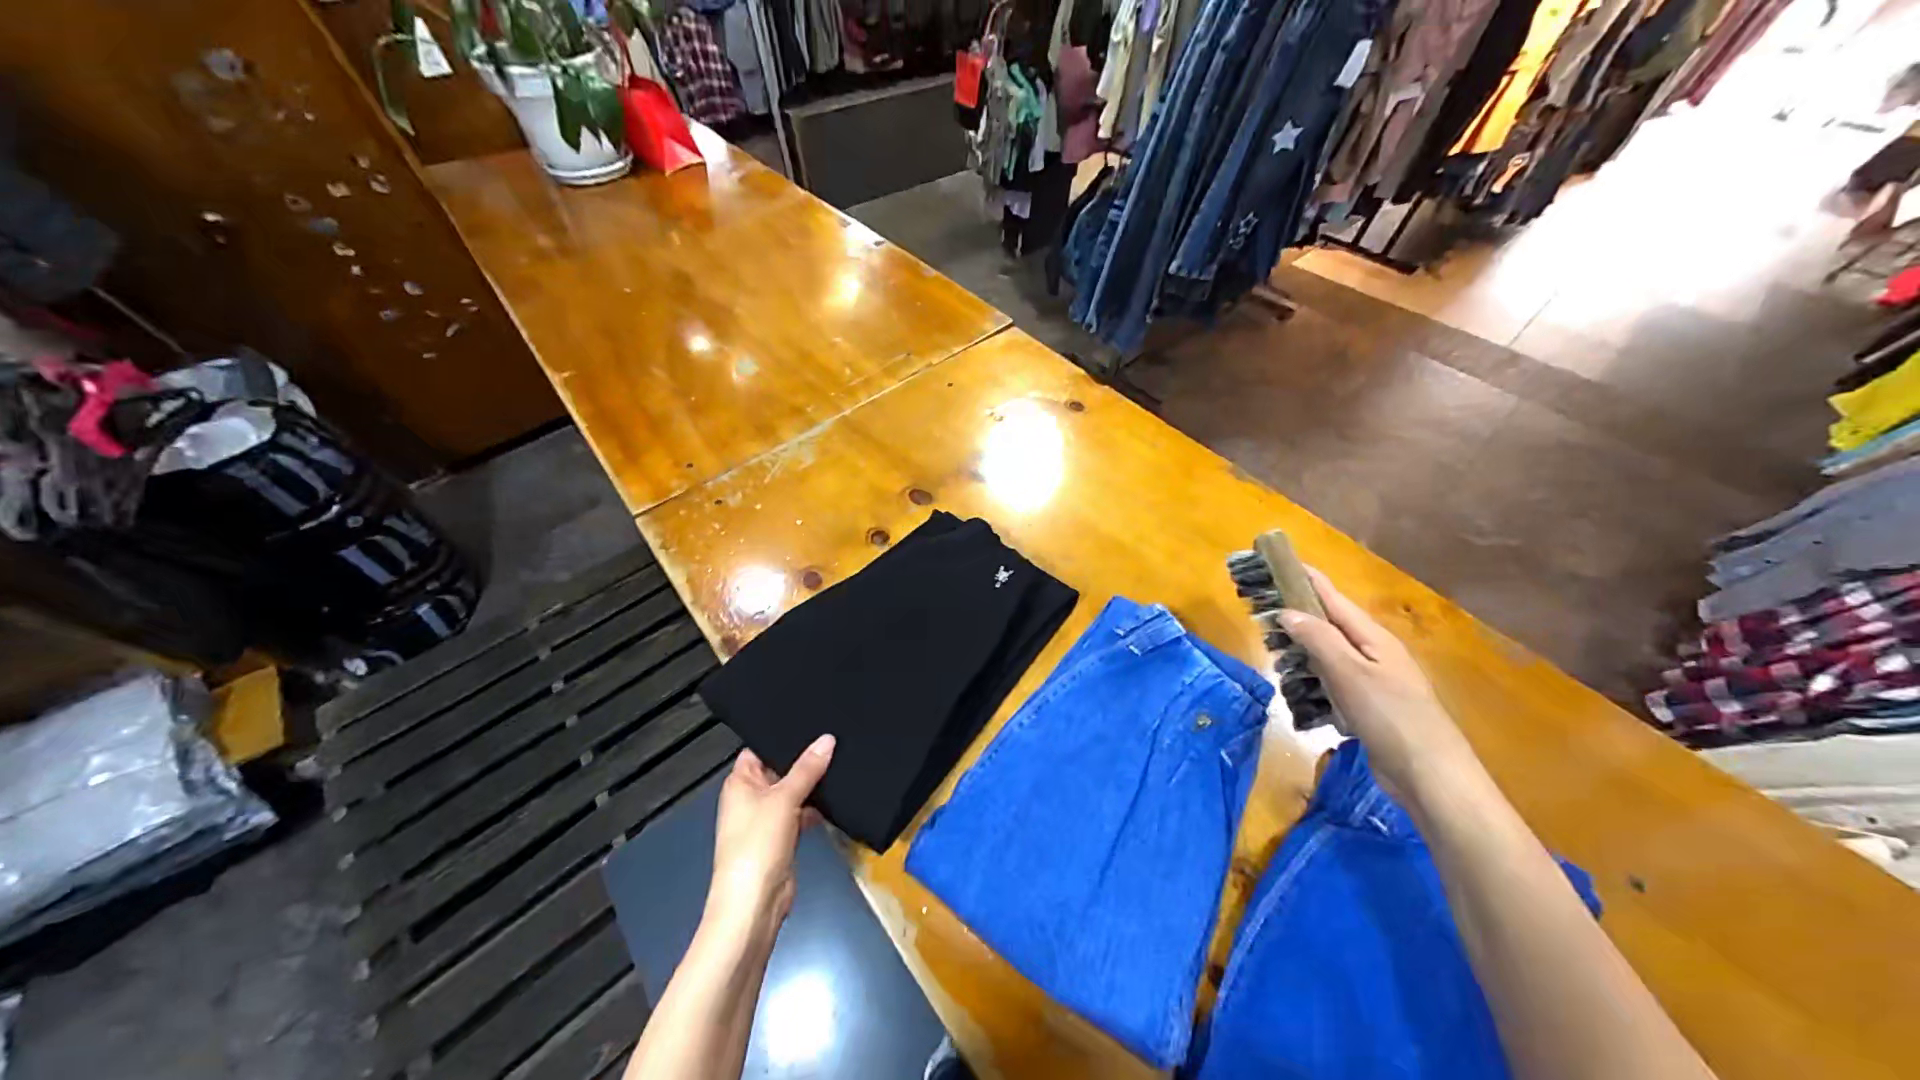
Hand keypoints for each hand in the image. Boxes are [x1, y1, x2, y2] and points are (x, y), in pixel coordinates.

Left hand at [706, 734, 834, 935]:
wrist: (754, 904)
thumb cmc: (758, 844)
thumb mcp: (784, 798)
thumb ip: (807, 768)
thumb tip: (827, 739)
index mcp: (740, 783)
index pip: (760, 749)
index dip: (782, 737)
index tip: (812, 722)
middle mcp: (750, 798)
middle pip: (780, 770)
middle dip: (804, 760)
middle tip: (835, 739)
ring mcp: (766, 819)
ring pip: (793, 792)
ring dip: (812, 785)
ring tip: (842, 761)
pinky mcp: (782, 838)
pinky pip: (801, 813)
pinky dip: (815, 808)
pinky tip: (837, 798)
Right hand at [1278, 568, 1477, 807]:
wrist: (1430, 776)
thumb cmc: (1391, 716)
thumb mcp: (1350, 673)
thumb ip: (1319, 639)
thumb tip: (1288, 611)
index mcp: (1373, 638)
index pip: (1333, 599)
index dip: (1306, 579)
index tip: (1278, 562)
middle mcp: (1373, 654)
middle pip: (1328, 626)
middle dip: (1296, 618)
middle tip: (1261, 616)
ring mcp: (1372, 682)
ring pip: (1327, 658)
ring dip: (1300, 655)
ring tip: (1274, 657)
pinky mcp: (1367, 708)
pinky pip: (1332, 686)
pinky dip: (1312, 685)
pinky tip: (1297, 696)